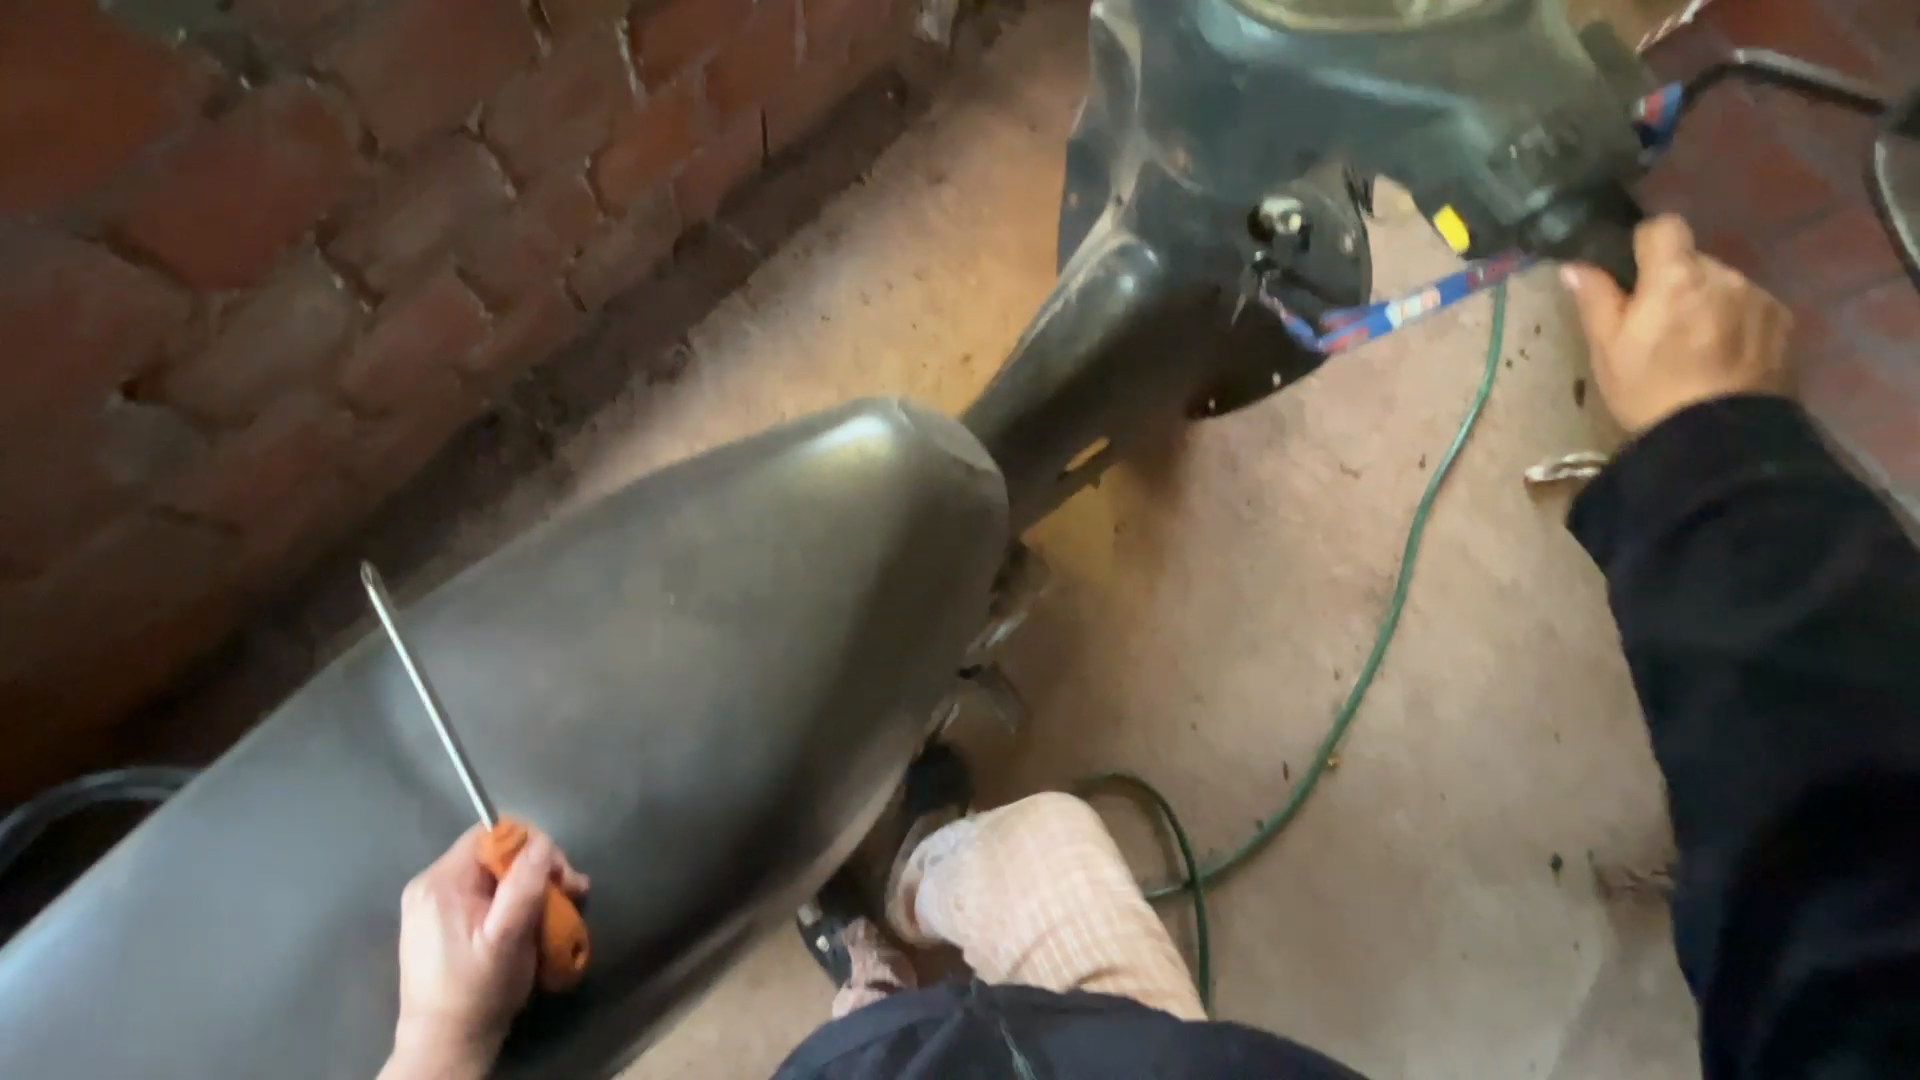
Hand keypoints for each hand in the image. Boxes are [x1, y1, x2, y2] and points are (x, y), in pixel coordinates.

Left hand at [379, 824, 589, 1079]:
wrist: (447, 1045)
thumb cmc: (479, 990)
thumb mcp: (508, 935)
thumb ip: (524, 883)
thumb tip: (543, 841)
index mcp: (440, 882)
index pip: (492, 833)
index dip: (531, 846)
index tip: (556, 876)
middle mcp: (433, 885)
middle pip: (497, 851)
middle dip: (538, 867)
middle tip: (567, 893)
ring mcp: (437, 904)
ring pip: (497, 872)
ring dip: (534, 884)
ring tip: (561, 907)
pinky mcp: (446, 920)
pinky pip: (488, 891)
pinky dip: (517, 899)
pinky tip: (537, 917)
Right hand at [1561, 215, 1795, 434]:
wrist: (1715, 431)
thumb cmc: (1645, 388)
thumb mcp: (1605, 347)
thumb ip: (1595, 299)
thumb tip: (1575, 267)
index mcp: (1675, 278)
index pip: (1664, 228)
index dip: (1644, 242)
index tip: (1631, 269)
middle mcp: (1724, 275)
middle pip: (1692, 260)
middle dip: (1672, 282)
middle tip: (1653, 324)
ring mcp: (1759, 296)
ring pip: (1721, 284)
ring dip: (1703, 301)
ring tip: (1689, 345)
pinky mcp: (1782, 320)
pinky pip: (1748, 306)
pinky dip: (1731, 321)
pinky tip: (1718, 355)